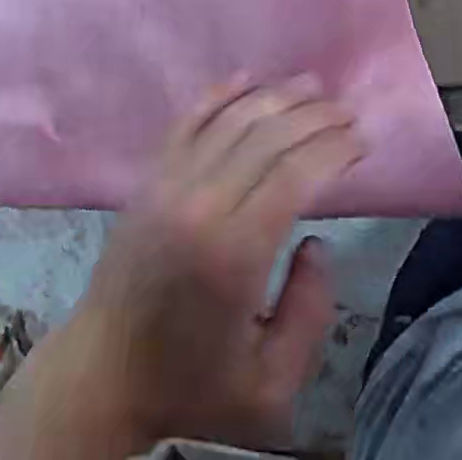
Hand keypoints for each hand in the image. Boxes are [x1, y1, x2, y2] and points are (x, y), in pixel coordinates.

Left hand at [0, 77, 364, 459]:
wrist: (100, 376)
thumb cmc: (191, 382)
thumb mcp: (271, 384)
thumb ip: (311, 312)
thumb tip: (315, 242)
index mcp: (234, 255)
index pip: (294, 175)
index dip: (334, 148)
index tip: (361, 140)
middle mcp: (199, 207)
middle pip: (268, 137)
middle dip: (316, 116)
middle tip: (348, 110)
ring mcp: (167, 187)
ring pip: (231, 119)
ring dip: (277, 95)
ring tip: (312, 84)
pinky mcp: (147, 181)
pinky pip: (187, 122)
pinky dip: (220, 94)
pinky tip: (249, 78)